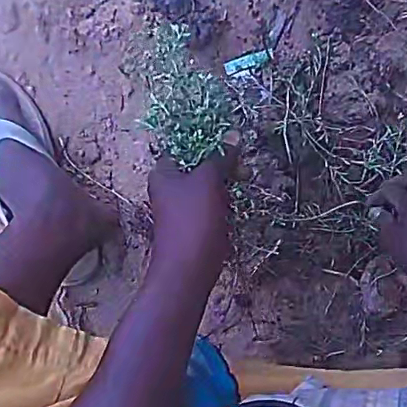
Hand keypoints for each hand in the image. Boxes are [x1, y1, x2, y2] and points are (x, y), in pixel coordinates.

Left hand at [148, 150, 233, 271]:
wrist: (188, 269)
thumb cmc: (194, 219)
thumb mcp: (208, 181)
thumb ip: (220, 158)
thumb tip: (234, 137)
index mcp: (163, 172)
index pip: (186, 148)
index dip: (210, 145)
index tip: (234, 149)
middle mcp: (167, 188)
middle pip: (198, 167)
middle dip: (222, 167)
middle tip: (243, 172)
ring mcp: (180, 208)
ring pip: (206, 188)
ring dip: (224, 186)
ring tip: (241, 188)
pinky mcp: (192, 225)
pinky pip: (209, 207)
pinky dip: (222, 205)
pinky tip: (233, 209)